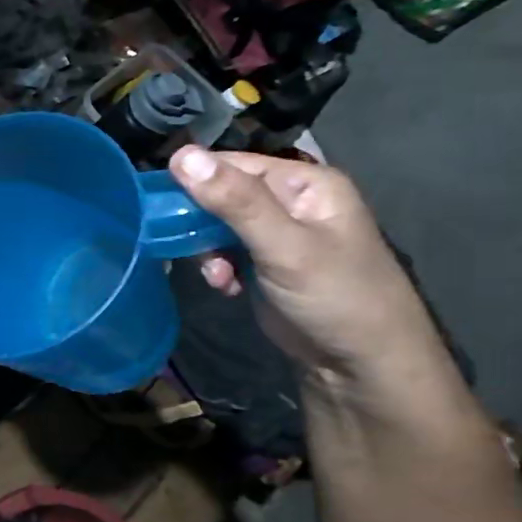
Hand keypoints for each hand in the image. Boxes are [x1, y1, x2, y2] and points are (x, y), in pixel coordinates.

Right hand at [167, 146, 447, 384]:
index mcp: (302, 182)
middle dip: (197, 224)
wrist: (362, 367)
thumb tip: (180, 154)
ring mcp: (274, 233)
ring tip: (217, 276)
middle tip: (190, 249)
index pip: (230, 164)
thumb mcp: (284, 246)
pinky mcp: (262, 262)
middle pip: (218, 194)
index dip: (193, 180)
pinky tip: (224, 286)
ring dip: (204, 250)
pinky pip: (221, 251)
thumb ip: (234, 201)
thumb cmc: (335, 297)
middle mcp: (288, 201)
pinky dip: (216, 267)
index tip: (159, 206)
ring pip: (214, 225)